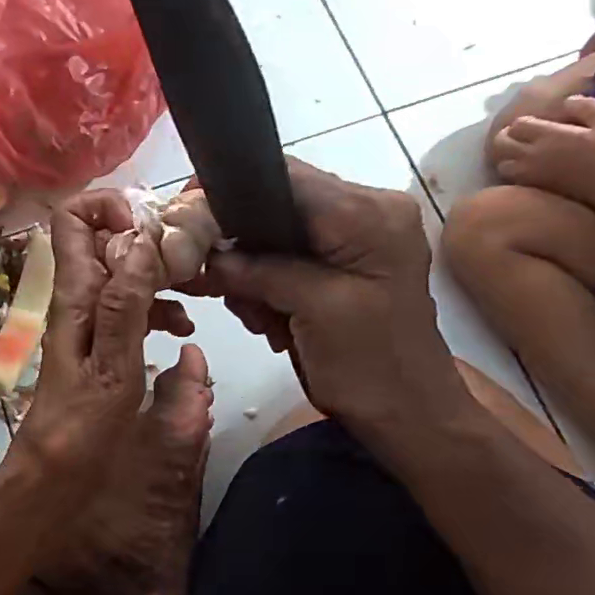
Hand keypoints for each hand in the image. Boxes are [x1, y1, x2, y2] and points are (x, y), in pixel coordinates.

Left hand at [13, 190, 168, 473]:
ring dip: (158, 274)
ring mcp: (89, 318)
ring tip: (194, 293)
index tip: (150, 228)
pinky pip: (129, 305)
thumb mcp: (111, 365)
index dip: (108, 207)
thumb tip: (140, 241)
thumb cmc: (81, 425)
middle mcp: (77, 297)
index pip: (71, 219)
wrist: (56, 471)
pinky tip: (181, 328)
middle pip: (104, 239)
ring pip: (122, 271)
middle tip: (187, 262)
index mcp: (75, 295)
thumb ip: (124, 304)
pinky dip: (157, 306)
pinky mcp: (100, 339)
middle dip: (147, 240)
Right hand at [189, 158, 460, 427]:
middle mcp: (366, 212)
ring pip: (273, 234)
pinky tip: (268, 317)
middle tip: (215, 282)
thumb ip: (262, 271)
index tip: (185, 213)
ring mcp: (354, 238)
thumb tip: (207, 255)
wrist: (409, 415)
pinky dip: (265, 285)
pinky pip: (285, 258)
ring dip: (251, 272)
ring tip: (256, 314)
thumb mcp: (315, 310)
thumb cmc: (371, 365)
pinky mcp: (342, 263)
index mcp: (370, 214)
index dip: (230, 191)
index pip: (286, 178)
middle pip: (276, 204)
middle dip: (240, 243)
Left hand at [489, 95, 594, 205]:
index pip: (518, 125)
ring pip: (501, 164)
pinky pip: (510, 180)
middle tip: (514, 137)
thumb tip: (567, 100)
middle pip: (501, 144)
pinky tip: (524, 170)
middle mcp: (533, 154)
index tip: (530, 123)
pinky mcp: (534, 188)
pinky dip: (510, 173)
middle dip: (504, 138)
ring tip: (516, 154)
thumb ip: (586, 107)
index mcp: (550, 135)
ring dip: (505, 157)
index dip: (521, 122)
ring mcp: (530, 173)